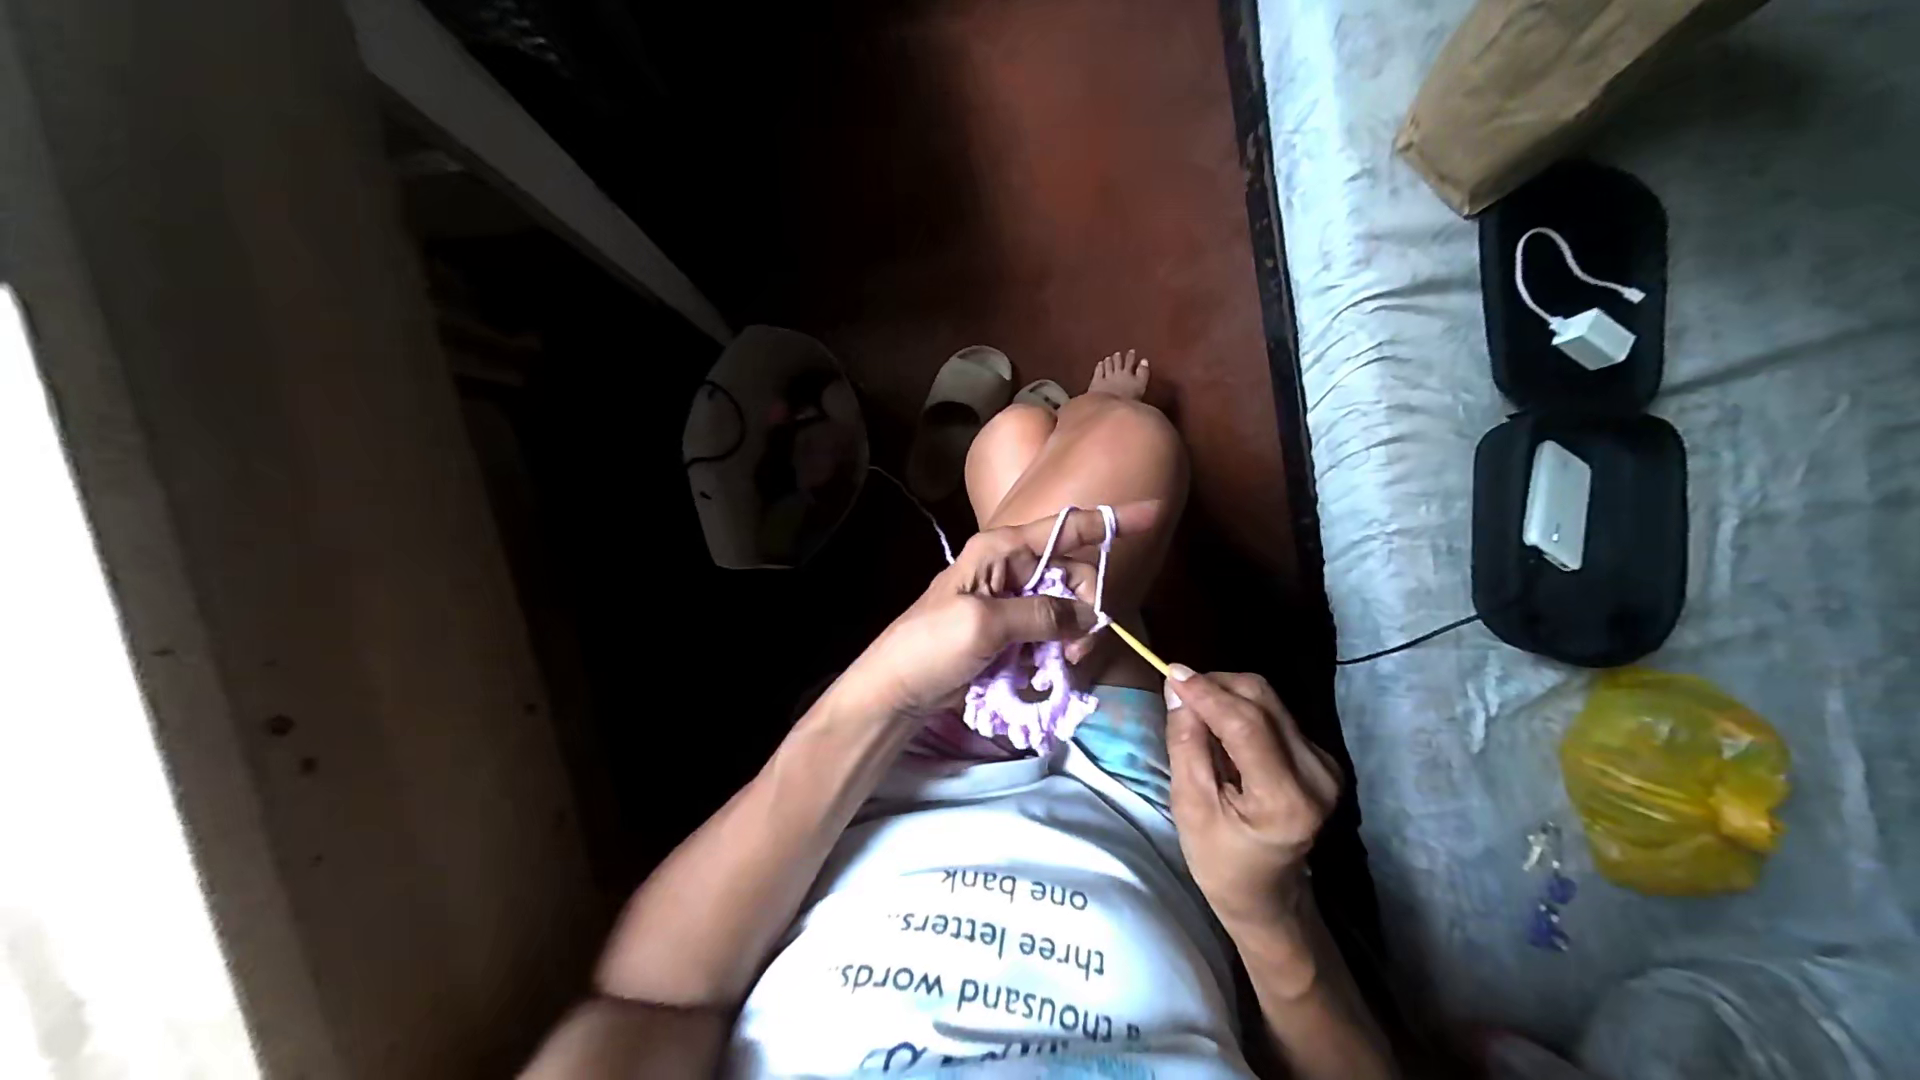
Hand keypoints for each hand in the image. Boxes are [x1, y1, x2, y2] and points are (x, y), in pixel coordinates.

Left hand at [838, 502, 1160, 717]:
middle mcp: (1010, 567)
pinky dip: (1058, 650)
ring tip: (1060, 667)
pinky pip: (1052, 632)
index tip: (1155, 513)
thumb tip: (1090, 614)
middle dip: (1087, 607)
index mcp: (1000, 550)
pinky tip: (1047, 671)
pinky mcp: (1012, 629)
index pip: (1064, 527)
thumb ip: (1040, 613)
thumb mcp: (983, 625)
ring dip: (1074, 636)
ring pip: (1068, 606)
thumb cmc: (929, 646)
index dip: (1109, 521)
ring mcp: (1012, 599)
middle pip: (1074, 574)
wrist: (898, 688)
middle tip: (1077, 652)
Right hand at [1165, 668, 1342, 936]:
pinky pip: (1273, 712)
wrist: (1266, 894)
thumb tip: (1177, 689)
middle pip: (1262, 700)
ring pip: (1268, 699)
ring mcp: (1324, 764)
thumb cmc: (1220, 860)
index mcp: (1286, 799)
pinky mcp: (1320, 756)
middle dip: (1216, 685)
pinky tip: (1220, 728)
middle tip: (1179, 690)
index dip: (1207, 693)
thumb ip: (1186, 744)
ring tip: (1196, 712)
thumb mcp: (1190, 806)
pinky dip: (1240, 708)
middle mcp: (1316, 774)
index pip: (1246, 725)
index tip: (1171, 673)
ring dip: (1226, 694)